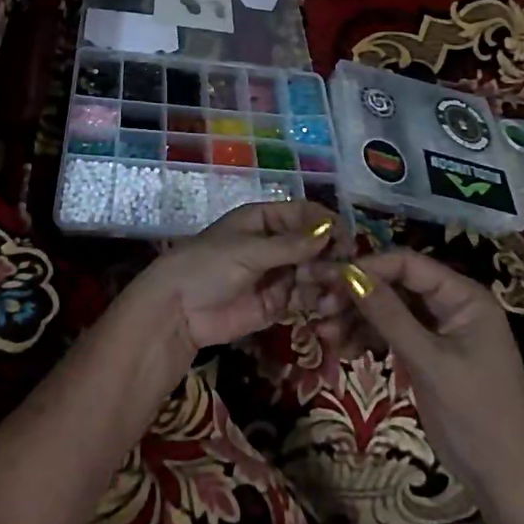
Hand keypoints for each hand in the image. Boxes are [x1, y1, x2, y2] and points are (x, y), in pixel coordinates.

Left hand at [128, 200, 337, 353]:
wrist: (179, 310)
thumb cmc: (207, 266)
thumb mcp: (247, 251)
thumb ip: (288, 245)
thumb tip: (328, 232)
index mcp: (262, 219)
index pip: (304, 213)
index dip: (326, 224)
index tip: (345, 240)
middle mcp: (273, 243)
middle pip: (314, 244)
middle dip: (330, 255)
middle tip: (342, 272)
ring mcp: (277, 273)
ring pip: (315, 271)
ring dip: (328, 279)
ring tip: (332, 291)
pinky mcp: (278, 303)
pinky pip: (306, 298)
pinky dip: (318, 300)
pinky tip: (324, 306)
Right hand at [330, 250, 523, 496]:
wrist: (502, 478)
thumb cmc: (476, 414)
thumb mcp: (429, 361)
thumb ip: (388, 316)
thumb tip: (348, 275)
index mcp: (464, 297)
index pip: (408, 264)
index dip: (367, 267)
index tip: (327, 278)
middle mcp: (450, 305)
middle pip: (392, 283)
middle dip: (355, 295)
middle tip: (319, 308)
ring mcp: (437, 329)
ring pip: (386, 308)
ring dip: (354, 318)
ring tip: (325, 334)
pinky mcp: (425, 352)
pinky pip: (388, 332)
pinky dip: (365, 337)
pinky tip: (343, 350)